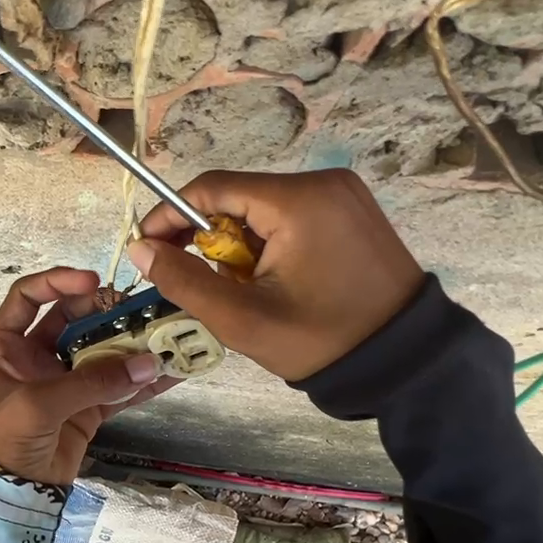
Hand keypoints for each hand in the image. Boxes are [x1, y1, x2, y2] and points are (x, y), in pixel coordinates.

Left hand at [0, 267, 175, 485]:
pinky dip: (143, 381)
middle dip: (103, 310)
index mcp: (3, 346)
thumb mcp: (37, 404)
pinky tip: (173, 371)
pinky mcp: (86, 408)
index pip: (27, 297)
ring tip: (165, 329)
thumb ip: (91, 382)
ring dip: (129, 342)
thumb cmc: (6, 439)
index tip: (93, 280)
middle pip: (70, 318)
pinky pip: (118, 387)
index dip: (57, 281)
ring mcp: (62, 381)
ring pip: (99, 350)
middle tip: (137, 307)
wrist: (8, 492)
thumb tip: (148, 362)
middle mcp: (32, 357)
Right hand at [129, 169, 424, 380]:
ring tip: (244, 288)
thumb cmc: (318, 339)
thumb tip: (138, 249)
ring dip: (235, 245)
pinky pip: (284, 216)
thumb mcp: (239, 317)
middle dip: (206, 238)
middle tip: (200, 281)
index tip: (146, 248)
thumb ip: (181, 279)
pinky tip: (270, 278)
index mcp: (297, 201)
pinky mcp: (348, 210)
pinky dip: (263, 244)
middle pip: (233, 197)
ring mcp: (340, 194)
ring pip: (256, 209)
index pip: (210, 188)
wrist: (403, 359)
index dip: (167, 215)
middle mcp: (321, 183)